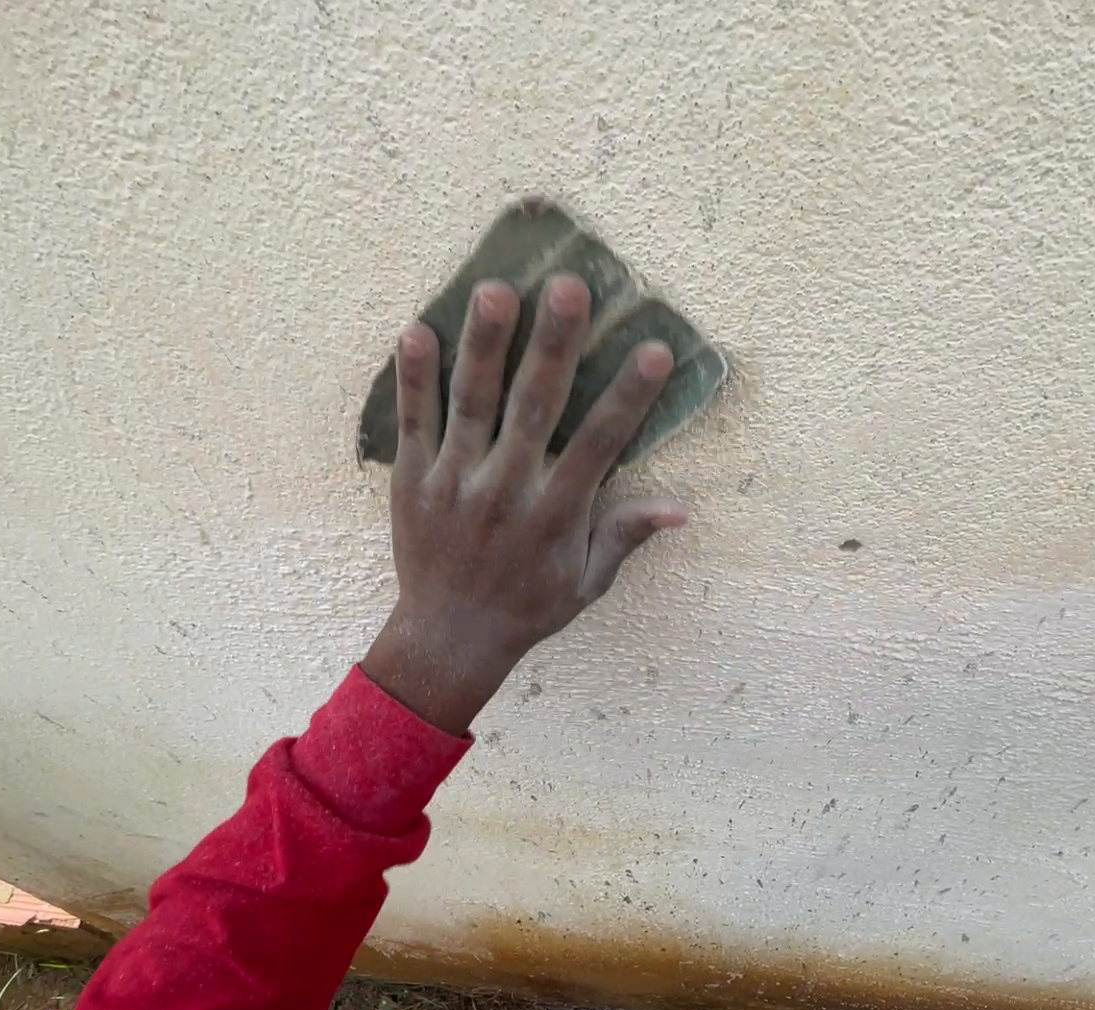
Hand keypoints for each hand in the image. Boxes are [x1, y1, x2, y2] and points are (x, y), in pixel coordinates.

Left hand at [361, 275, 688, 733]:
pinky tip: (415, 330)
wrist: (448, 638)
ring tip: (495, 289)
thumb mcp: (587, 582)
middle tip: (567, 287)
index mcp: (555, 517)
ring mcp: (454, 483)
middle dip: (553, 347)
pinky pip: (412, 423)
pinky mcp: (412, 481)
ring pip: (472, 405)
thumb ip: (626, 536)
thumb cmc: (528, 608)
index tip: (654, 350)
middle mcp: (506, 492)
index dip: (628, 398)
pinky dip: (413, 380)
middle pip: (534, 410)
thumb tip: (682, 509)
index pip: (598, 446)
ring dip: (484, 346)